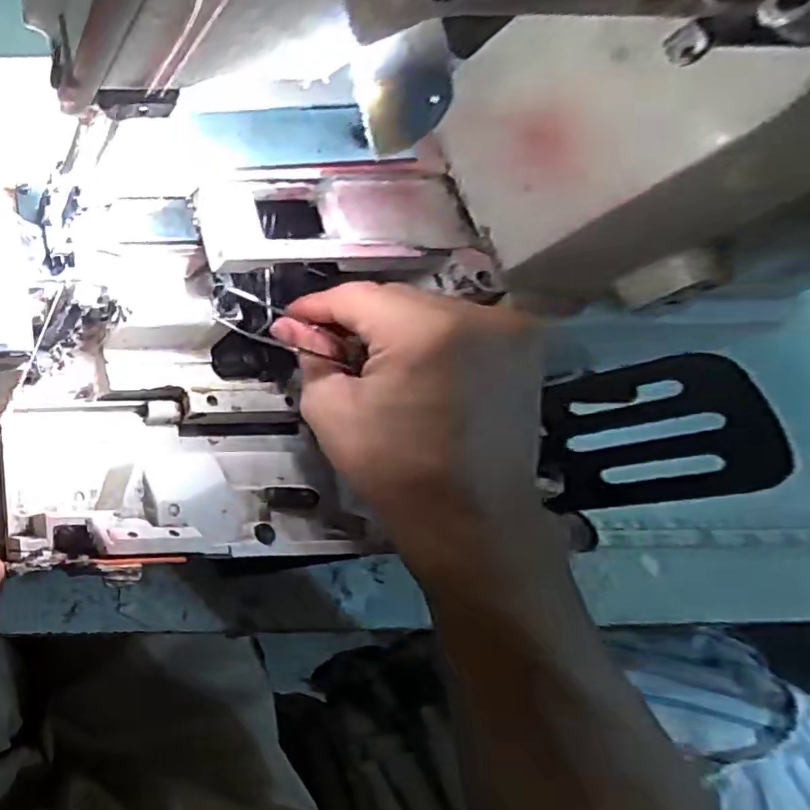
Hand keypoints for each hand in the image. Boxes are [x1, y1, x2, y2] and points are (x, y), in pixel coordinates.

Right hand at [271, 282, 546, 556]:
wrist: (468, 513)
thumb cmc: (390, 465)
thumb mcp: (330, 409)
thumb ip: (313, 358)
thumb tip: (295, 327)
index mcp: (423, 330)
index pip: (356, 296)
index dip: (315, 306)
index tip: (287, 320)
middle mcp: (476, 314)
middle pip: (393, 297)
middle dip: (351, 316)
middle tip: (317, 344)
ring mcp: (508, 328)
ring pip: (424, 308)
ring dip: (386, 325)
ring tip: (360, 359)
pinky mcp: (522, 347)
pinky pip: (455, 325)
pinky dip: (421, 336)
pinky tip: (402, 366)